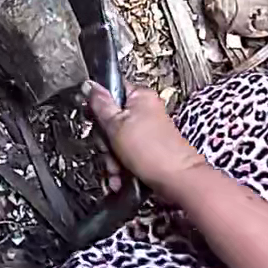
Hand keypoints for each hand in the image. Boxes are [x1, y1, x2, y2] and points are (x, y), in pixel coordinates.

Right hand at [85, 82, 210, 201]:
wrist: (178, 182)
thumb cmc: (153, 152)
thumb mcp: (116, 124)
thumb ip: (100, 104)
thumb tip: (89, 85)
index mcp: (140, 96)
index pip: (110, 91)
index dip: (98, 107)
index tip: (96, 122)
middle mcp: (145, 111)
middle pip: (110, 120)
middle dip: (106, 142)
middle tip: (109, 149)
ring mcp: (147, 130)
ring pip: (116, 140)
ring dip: (112, 158)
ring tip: (117, 169)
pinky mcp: (148, 149)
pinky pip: (126, 154)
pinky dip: (121, 167)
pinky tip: (121, 177)